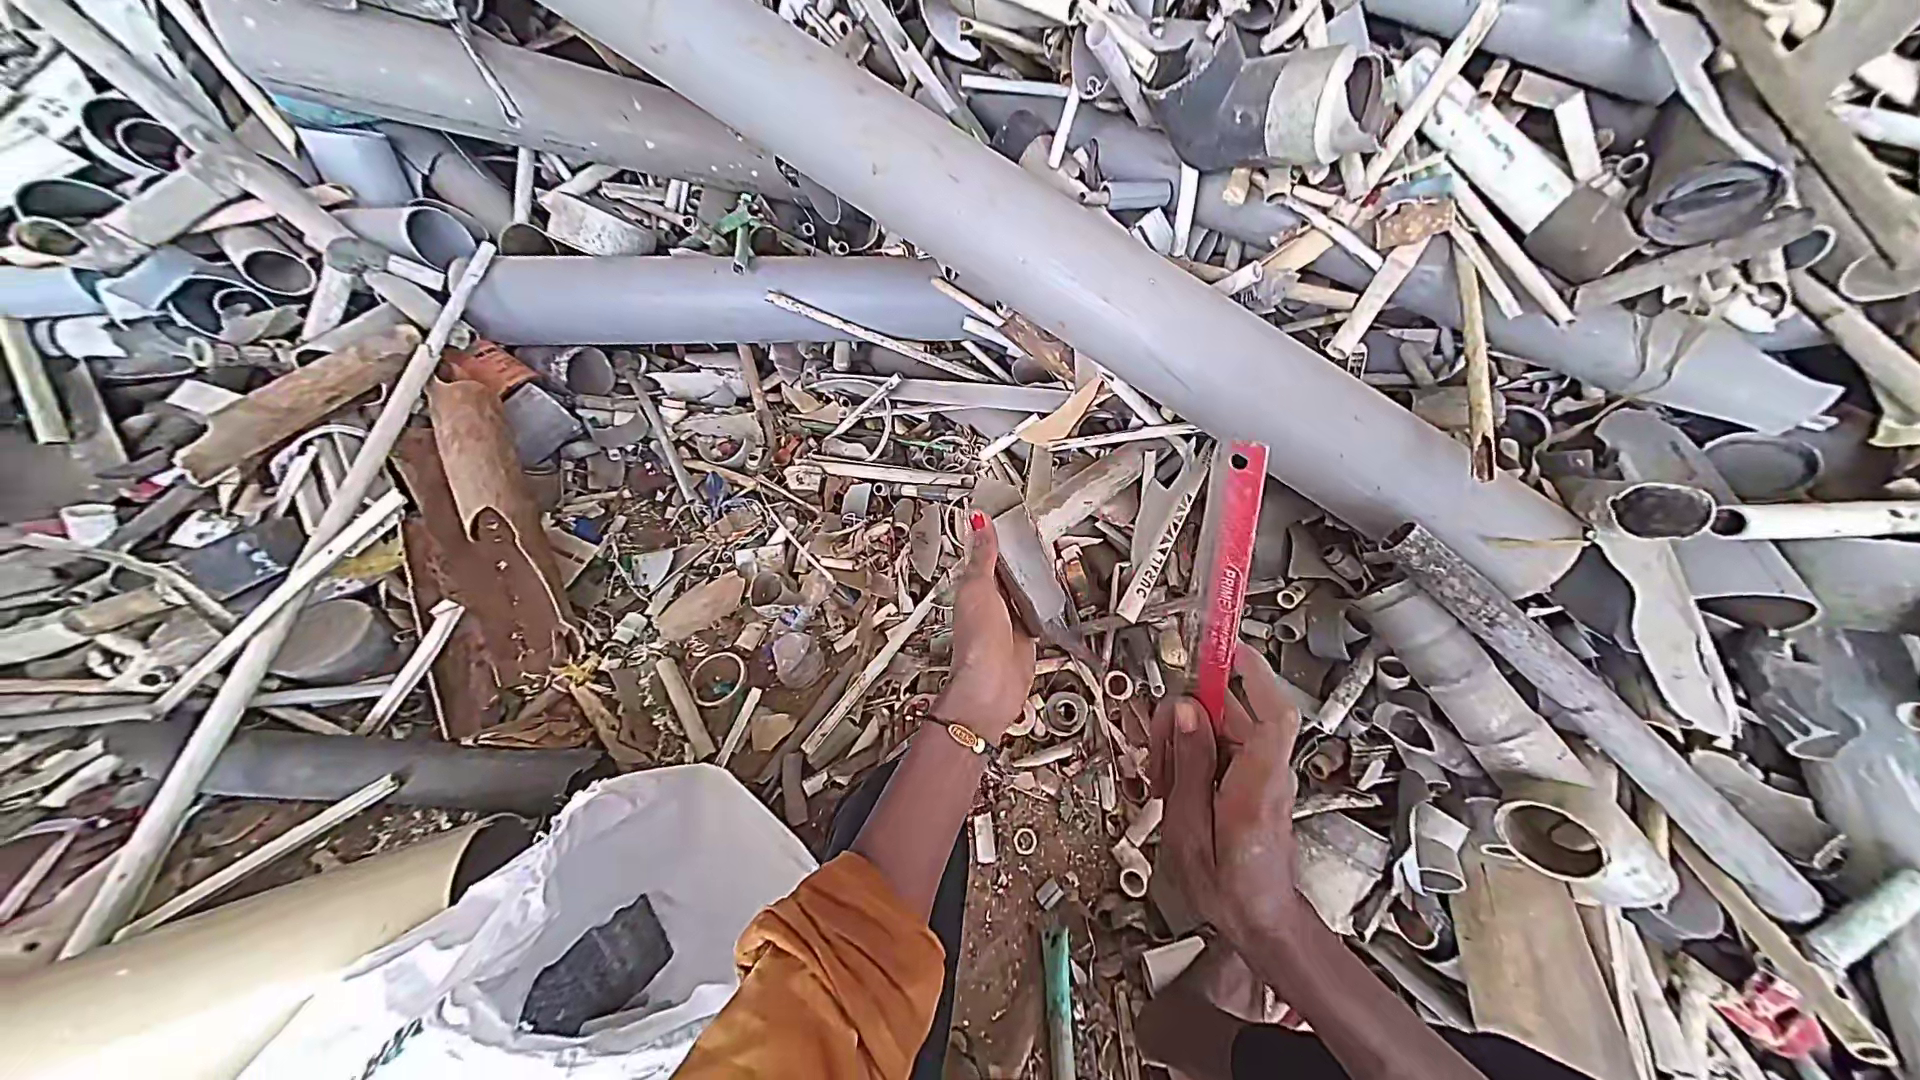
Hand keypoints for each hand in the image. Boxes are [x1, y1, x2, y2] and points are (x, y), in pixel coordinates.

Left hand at [933, 510, 1036, 741]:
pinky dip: (1045, 602)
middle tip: (1036, 534)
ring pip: (1024, 590)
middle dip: (1020, 556)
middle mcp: (990, 602)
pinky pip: (1038, 611)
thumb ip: (983, 557)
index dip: (997, 536)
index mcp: (973, 587)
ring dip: (1034, 578)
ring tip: (1049, 557)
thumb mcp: (979, 589)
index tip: (1009, 517)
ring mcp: (1009, 618)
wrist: (992, 686)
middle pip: (1008, 571)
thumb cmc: (978, 643)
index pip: (986, 552)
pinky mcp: (1026, 634)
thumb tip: (978, 522)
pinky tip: (1054, 594)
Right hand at [1150, 644, 1304, 948]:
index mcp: (1258, 783)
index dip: (1251, 671)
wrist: (1258, 920)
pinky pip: (1216, 743)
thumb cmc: (1231, 887)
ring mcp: (1259, 771)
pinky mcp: (1248, 775)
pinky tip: (1173, 780)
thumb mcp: (1189, 828)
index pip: (1271, 711)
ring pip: (1217, 724)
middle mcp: (1266, 770)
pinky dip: (1188, 752)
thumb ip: (1189, 764)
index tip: (1227, 645)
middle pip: (1228, 710)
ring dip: (1182, 739)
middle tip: (1161, 744)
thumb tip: (1185, 712)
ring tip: (1165, 775)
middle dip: (1186, 716)